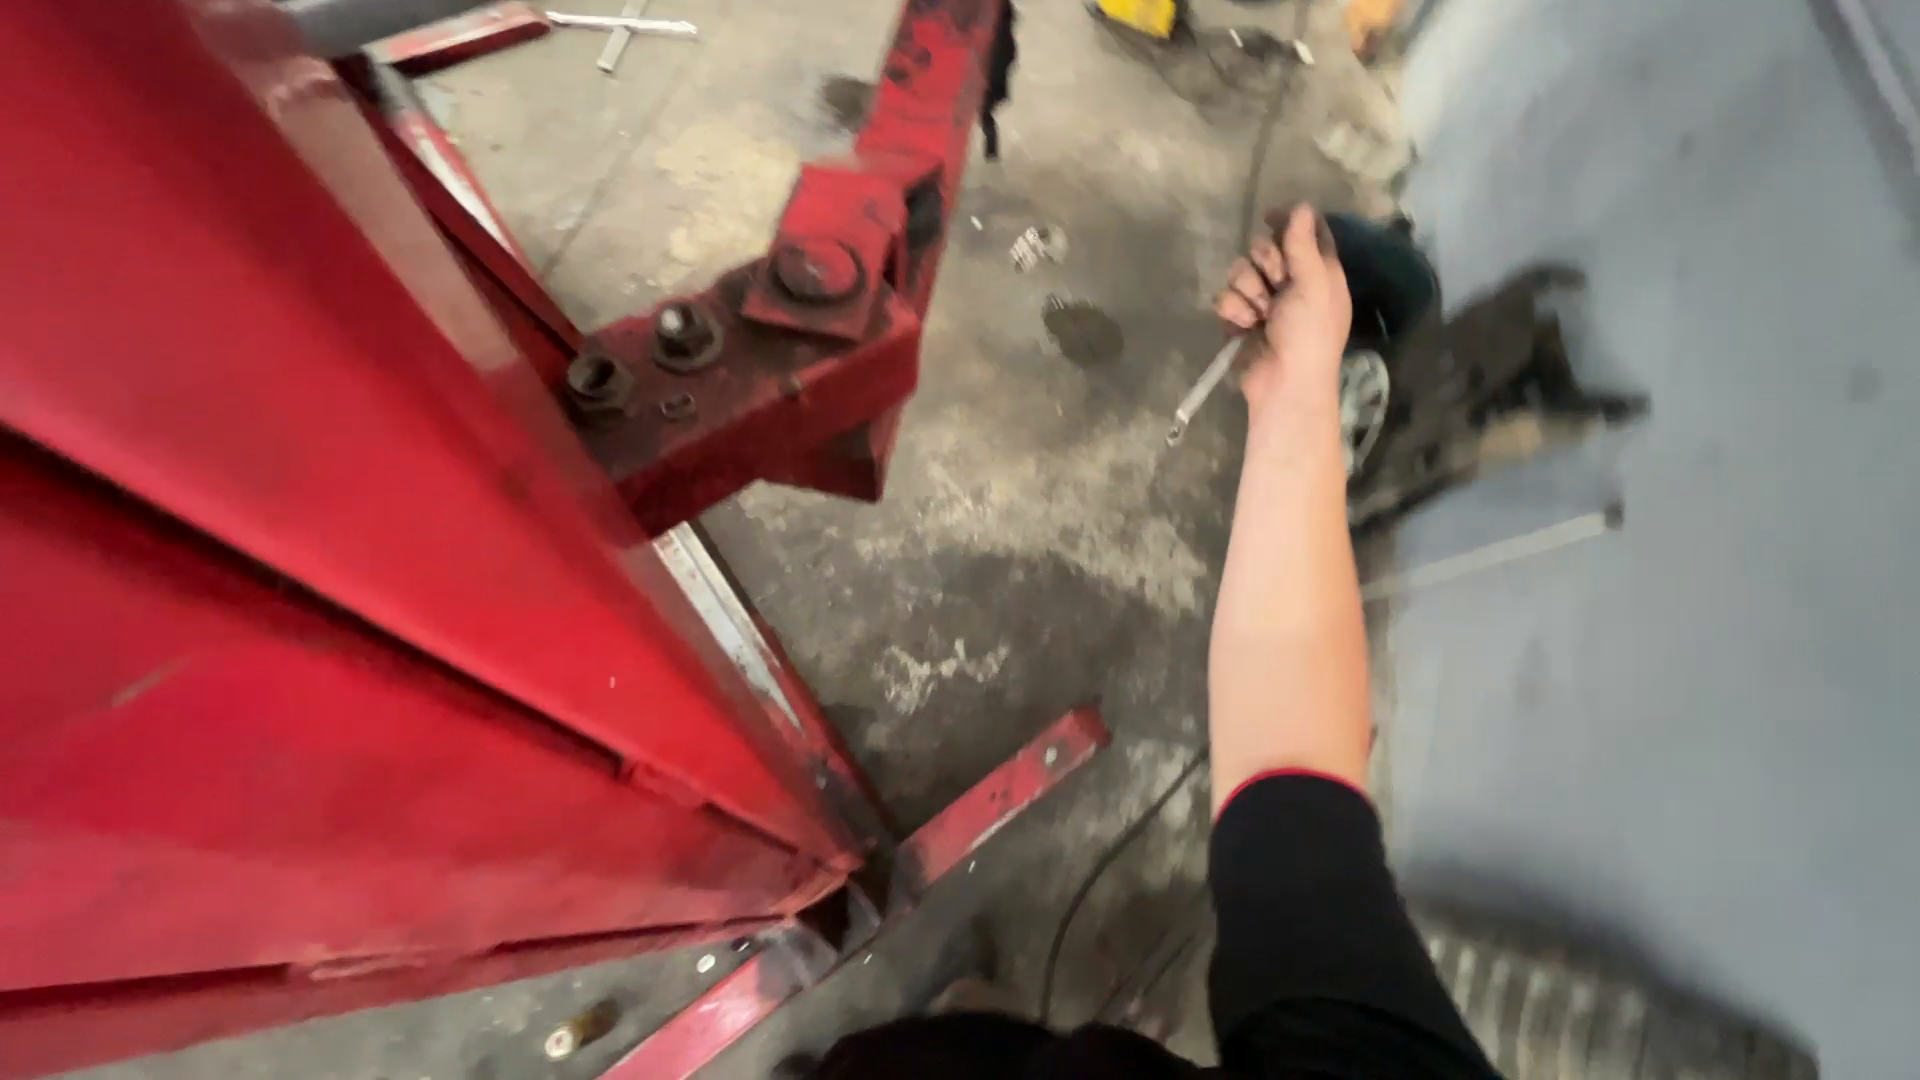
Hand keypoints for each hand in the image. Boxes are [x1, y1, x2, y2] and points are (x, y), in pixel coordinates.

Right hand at [1212, 204, 1351, 415]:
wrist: (1284, 381)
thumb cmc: (1310, 332)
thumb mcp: (1314, 283)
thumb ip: (1303, 244)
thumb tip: (1301, 205)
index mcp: (1318, 271)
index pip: (1303, 232)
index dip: (1288, 221)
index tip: (1270, 216)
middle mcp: (1290, 282)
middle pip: (1264, 247)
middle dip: (1264, 262)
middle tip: (1276, 281)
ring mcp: (1262, 302)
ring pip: (1240, 272)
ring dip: (1247, 291)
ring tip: (1259, 314)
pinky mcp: (1239, 319)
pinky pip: (1225, 298)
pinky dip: (1233, 311)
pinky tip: (1244, 327)